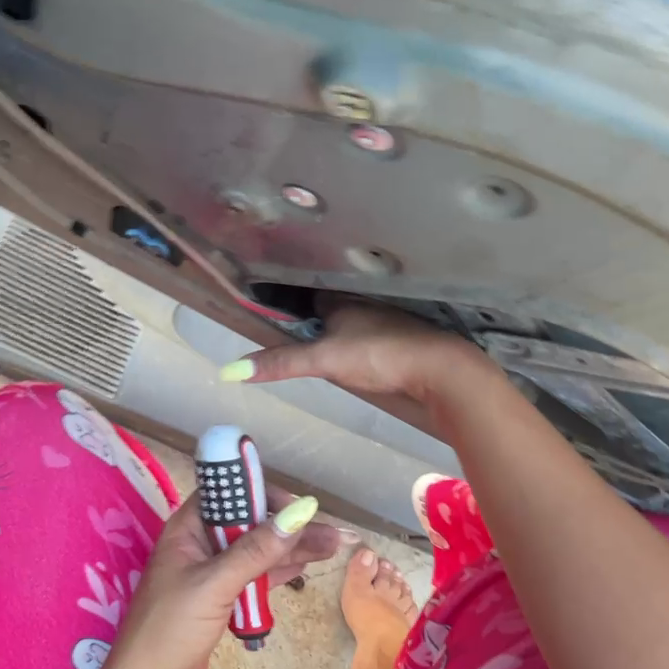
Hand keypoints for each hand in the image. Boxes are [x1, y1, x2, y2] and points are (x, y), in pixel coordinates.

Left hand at [95, 487, 347, 668]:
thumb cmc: (171, 628)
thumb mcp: (214, 584)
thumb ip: (256, 550)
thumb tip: (296, 515)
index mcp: (186, 530)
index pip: (225, 495)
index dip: (258, 494)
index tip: (295, 505)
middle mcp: (199, 545)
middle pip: (248, 524)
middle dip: (287, 526)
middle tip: (331, 532)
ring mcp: (211, 574)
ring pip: (257, 552)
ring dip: (291, 549)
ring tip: (333, 545)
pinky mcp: (222, 599)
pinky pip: (255, 576)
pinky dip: (280, 571)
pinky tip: (308, 564)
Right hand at [221, 300, 499, 422]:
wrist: (440, 372)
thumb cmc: (379, 355)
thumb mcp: (323, 360)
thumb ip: (280, 363)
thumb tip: (228, 370)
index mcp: (341, 300)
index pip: (305, 297)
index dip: (287, 305)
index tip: (268, 312)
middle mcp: (362, 305)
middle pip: (326, 310)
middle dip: (309, 317)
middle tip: (286, 330)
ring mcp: (383, 324)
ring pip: (349, 323)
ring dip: (333, 330)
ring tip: (312, 343)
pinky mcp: (400, 343)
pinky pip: (366, 338)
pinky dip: (354, 344)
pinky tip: (350, 357)